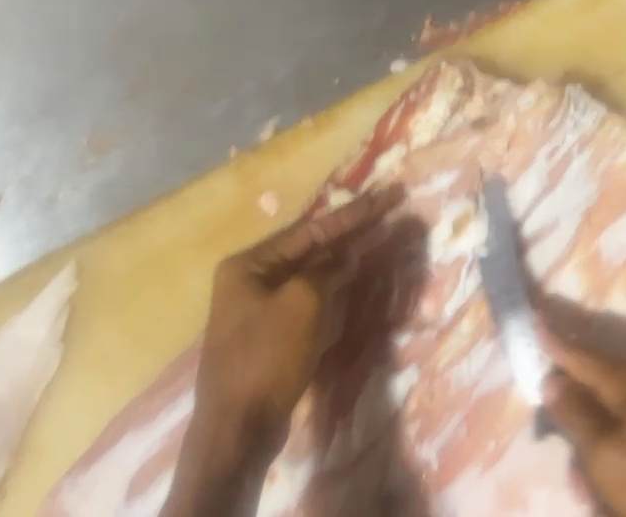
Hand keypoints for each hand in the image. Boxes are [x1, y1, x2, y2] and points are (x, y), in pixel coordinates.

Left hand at [161, 188, 401, 516]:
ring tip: (378, 238)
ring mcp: (258, 309)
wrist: (237, 430)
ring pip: (311, 274)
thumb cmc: (267, 356)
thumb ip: (328, 270)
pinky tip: (355, 279)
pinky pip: (308, 300)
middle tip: (388, 211)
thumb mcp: (303, 302)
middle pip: (310, 248)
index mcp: (249, 264)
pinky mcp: (271, 336)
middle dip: (350, 232)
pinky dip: (334, 288)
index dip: (353, 213)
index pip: (311, 229)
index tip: (387, 196)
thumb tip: (346, 255)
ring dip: (344, 259)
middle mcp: (249, 280)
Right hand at [540, 328, 625, 516]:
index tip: (532, 317)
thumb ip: (574, 412)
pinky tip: (605, 502)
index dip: (554, 339)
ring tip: (592, 495)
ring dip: (586, 463)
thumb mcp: (602, 449)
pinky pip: (613, 454)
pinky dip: (604, 475)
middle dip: (568, 427)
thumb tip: (552, 378)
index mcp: (624, 382)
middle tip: (565, 457)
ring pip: (596, 432)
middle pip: (585, 393)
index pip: (580, 353)